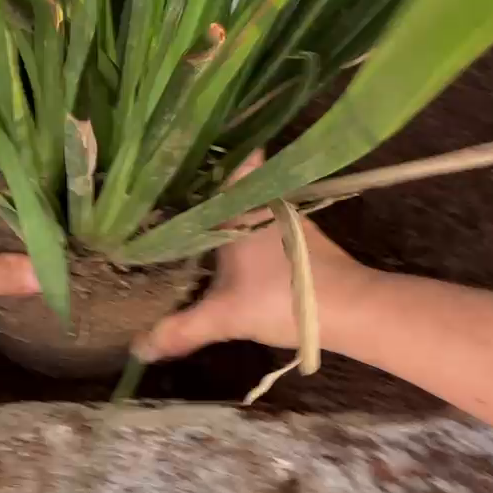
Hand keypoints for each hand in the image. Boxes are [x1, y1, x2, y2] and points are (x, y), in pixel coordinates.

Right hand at [132, 154, 377, 361]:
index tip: (179, 144)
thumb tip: (139, 348)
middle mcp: (262, 199)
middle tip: (164, 179)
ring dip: (222, 199)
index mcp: (241, 204)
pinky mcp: (295, 235)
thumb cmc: (285, 299)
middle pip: (232, 172)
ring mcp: (282, 215)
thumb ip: (182, 329)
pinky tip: (219, 238)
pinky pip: (257, 214)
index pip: (231, 154)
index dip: (208, 145)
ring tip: (182, 206)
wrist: (354, 311)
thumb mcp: (225, 316)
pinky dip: (238, 220)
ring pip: (246, 194)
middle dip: (204, 174)